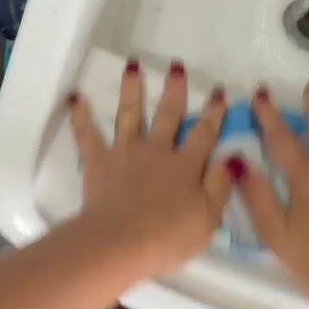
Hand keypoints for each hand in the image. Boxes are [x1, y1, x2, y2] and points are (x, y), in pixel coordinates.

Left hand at [68, 58, 236, 275]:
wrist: (119, 243)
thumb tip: (232, 157)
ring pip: (129, 114)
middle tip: (176, 65)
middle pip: (167, 114)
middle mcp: (156, 151)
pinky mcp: (98, 162)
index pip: (204, 134)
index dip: (214, 112)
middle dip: (174, 89)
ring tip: (132, 65)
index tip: (220, 91)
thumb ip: (220, 185)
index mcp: (185, 166)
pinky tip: (76, 98)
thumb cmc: (167, 237)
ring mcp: (125, 153)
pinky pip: (87, 135)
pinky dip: (80, 116)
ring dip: (131, 89)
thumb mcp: (207, 218)